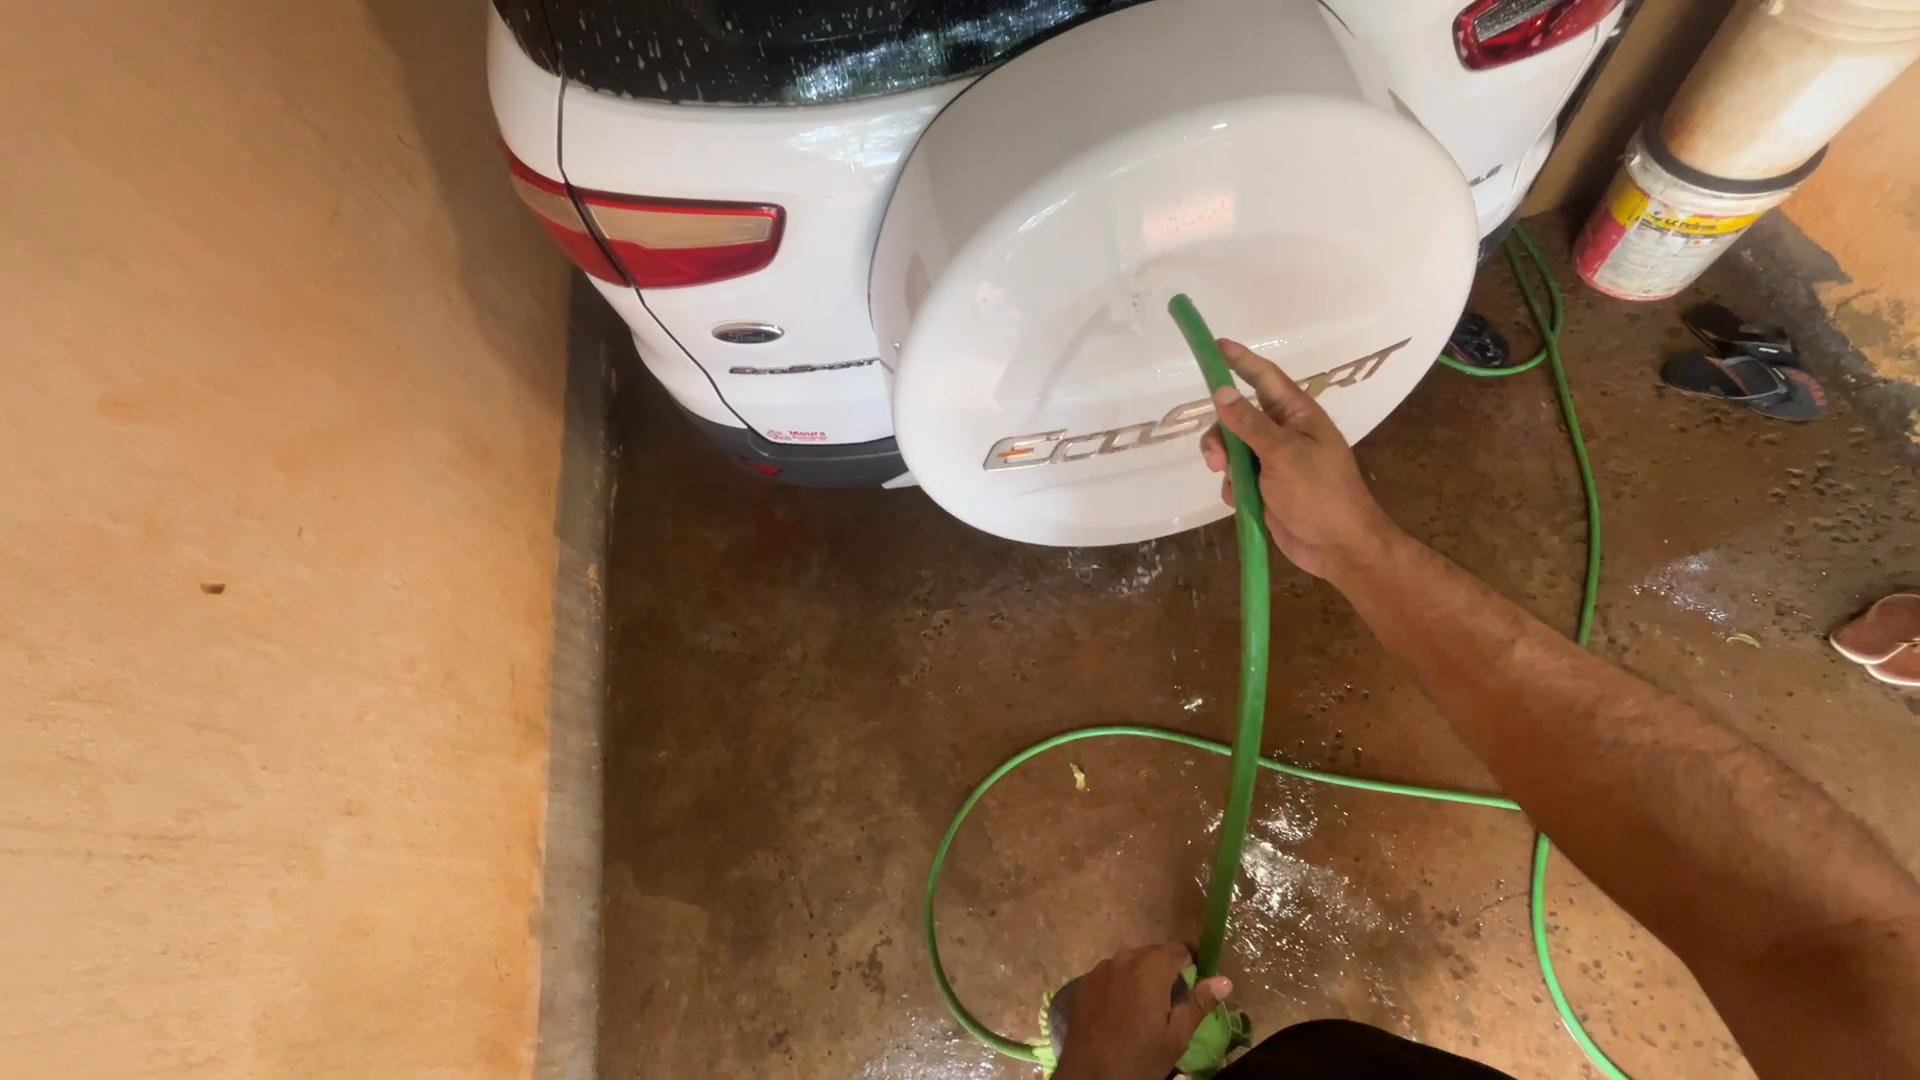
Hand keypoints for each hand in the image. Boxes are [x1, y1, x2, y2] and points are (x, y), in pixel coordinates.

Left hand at [1054, 942, 1231, 1079]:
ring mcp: (1103, 967)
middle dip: (1169, 969)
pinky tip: (1126, 1009)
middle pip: (1155, 952)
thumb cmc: (1140, 1058)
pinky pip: (1114, 972)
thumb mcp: (1176, 1036)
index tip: (1201, 975)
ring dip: (1146, 975)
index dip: (1193, 958)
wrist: (1090, 1074)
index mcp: (1151, 968)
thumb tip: (1225, 980)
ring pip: (1133, 961)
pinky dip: (1124, 982)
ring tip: (1152, 1007)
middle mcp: (1125, 958)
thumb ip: (1199, 1003)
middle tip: (1178, 999)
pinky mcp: (1087, 980)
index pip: (1179, 947)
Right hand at [1198, 339, 1401, 582]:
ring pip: (1231, 449)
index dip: (1240, 362)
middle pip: (1237, 418)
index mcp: (1297, 415)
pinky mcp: (1265, 487)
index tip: (1216, 345)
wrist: (1336, 546)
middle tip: (1216, 460)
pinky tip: (1245, 502)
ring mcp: (1274, 461)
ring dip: (1226, 465)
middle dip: (1221, 435)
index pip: (1264, 378)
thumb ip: (1248, 423)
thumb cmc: (1319, 494)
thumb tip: (1221, 391)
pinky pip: (1236, 477)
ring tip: (1235, 485)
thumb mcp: (1281, 454)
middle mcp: (1284, 433)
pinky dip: (1234, 488)